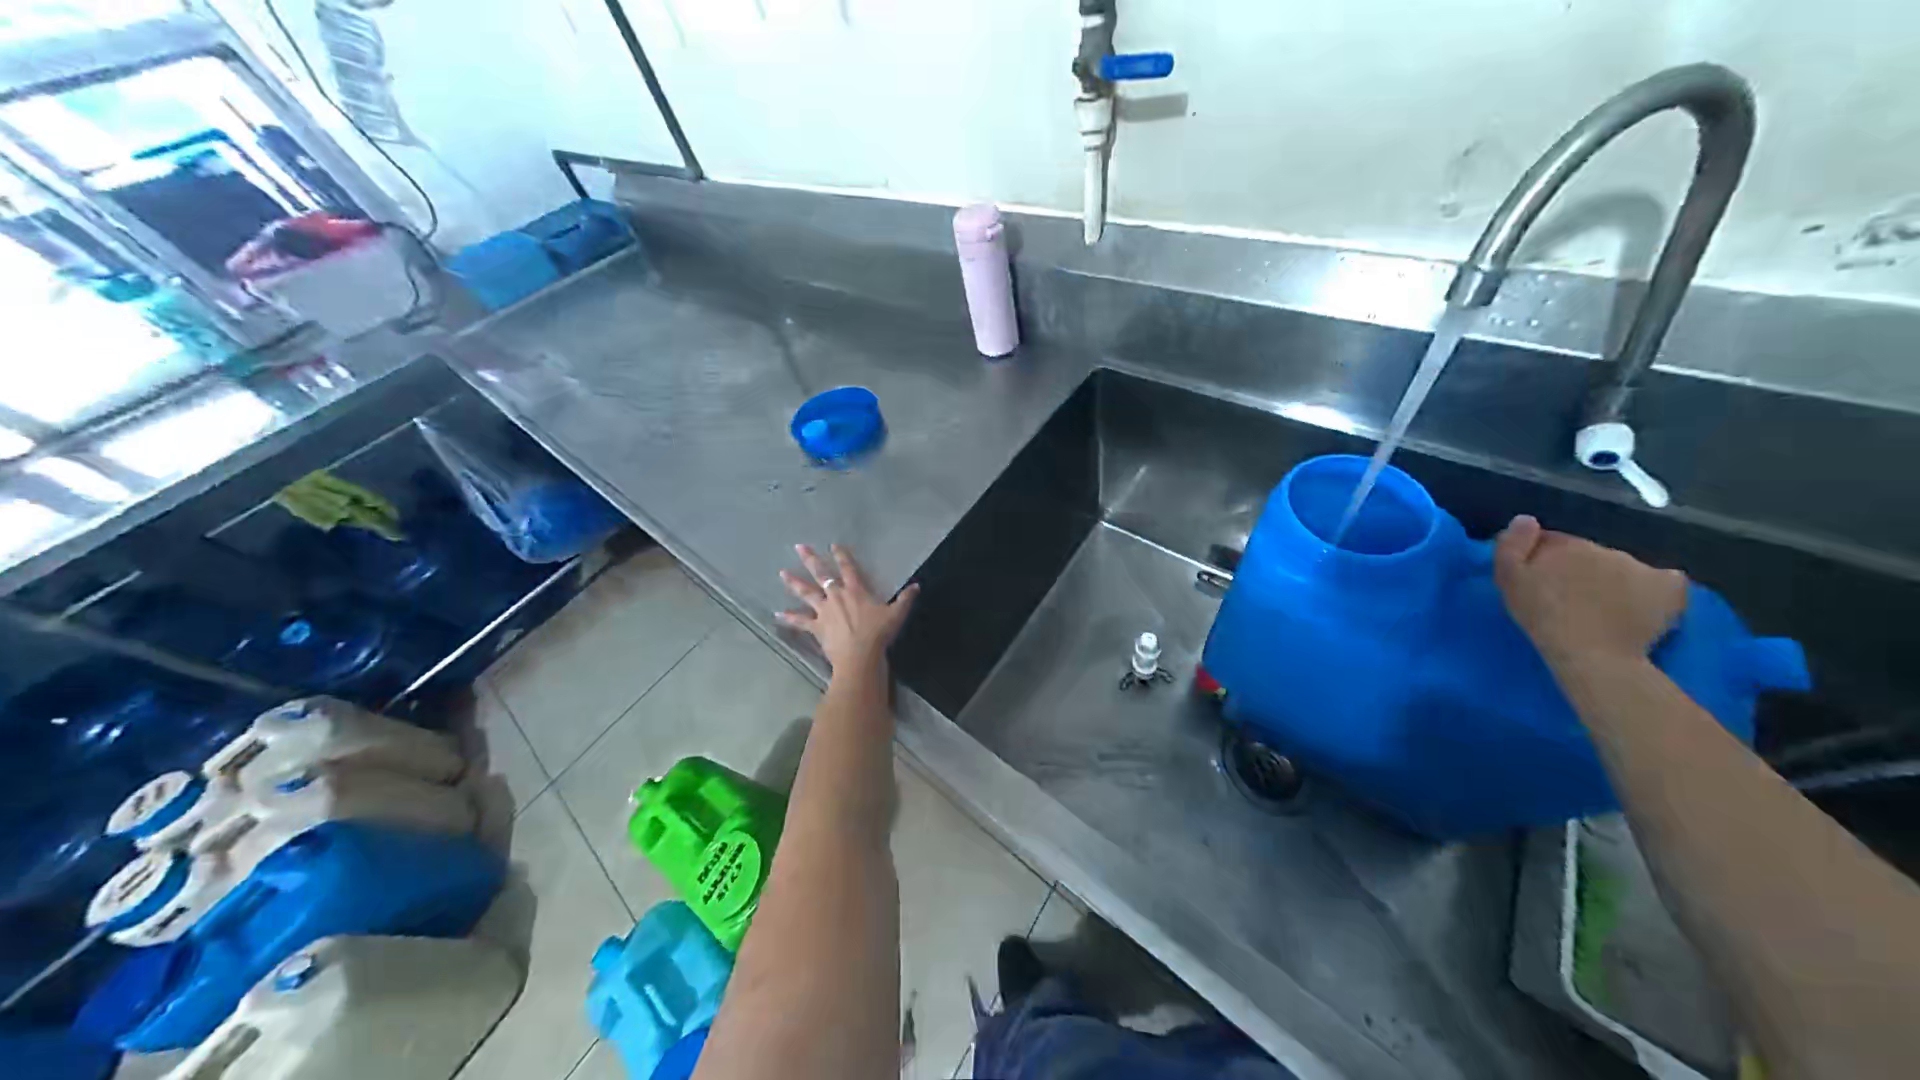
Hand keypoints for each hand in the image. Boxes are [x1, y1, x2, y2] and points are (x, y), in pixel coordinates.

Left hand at [777, 544, 918, 670]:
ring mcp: (824, 611)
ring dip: (794, 583)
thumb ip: (906, 598)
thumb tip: (917, 585)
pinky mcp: (816, 627)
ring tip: (782, 573)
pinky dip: (789, 618)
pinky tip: (777, 615)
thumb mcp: (896, 614)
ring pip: (806, 593)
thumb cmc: (879, 633)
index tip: (833, 545)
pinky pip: (800, 621)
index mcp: (855, 590)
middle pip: (821, 574)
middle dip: (810, 559)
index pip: (848, 568)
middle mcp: (836, 595)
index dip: (841, 555)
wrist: (860, 655)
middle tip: (798, 547)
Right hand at [1494, 514, 1687, 668]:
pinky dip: (1652, 588)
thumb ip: (1512, 546)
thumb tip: (1525, 520)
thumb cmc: (1541, 616)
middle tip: (1566, 596)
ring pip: (1620, 566)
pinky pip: (1662, 579)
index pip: (1551, 541)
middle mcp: (1604, 548)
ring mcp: (1641, 565)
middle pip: (1587, 553)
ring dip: (1610, 579)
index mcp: (1565, 544)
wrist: (1592, 653)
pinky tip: (1641, 604)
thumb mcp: (1508, 580)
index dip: (1541, 559)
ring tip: (1601, 607)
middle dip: (1577, 568)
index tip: (1536, 579)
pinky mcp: (1670, 586)